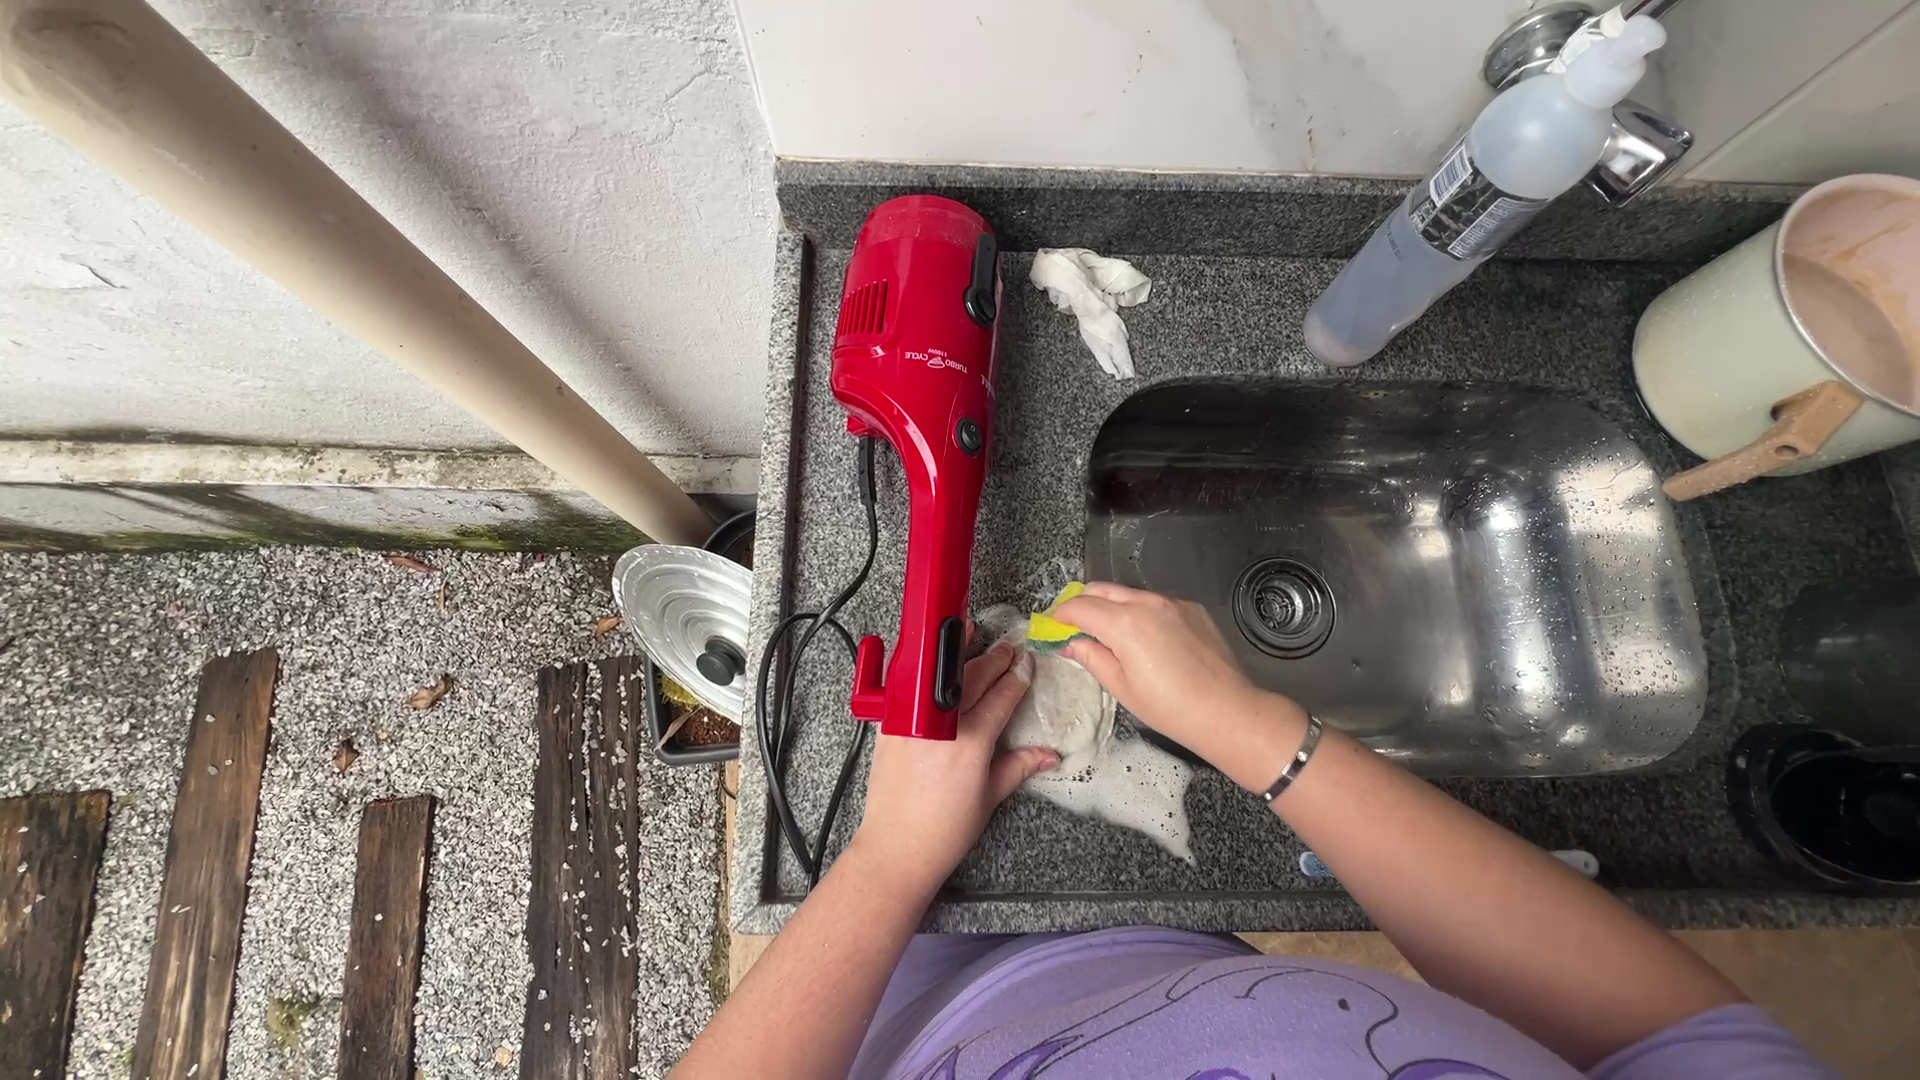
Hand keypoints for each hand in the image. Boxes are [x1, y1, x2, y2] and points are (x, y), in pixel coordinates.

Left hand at [852, 645, 1059, 888]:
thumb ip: (1018, 767)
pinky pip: (908, 685)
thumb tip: (1050, 755)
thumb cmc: (944, 830)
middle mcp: (942, 723)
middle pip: (974, 677)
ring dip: (959, 651)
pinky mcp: (889, 723)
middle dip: (995, 660)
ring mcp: (912, 719)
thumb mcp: (989, 797)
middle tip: (1008, 651)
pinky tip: (931, 655)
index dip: (1018, 677)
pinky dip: (923, 668)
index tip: (1026, 664)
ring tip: (970, 631)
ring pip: (941, 674)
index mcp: (972, 740)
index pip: (1002, 696)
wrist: (897, 846)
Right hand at [1053, 582, 1307, 790]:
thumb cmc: (1170, 708)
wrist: (1228, 711)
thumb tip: (1070, 643)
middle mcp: (1147, 602)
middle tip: (1075, 626)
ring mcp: (1173, 602)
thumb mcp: (1121, 687)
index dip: (1060, 616)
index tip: (1053, 627)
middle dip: (1082, 604)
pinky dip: (1140, 612)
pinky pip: (1155, 602)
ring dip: (1112, 607)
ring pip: (1128, 593)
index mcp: (1124, 623)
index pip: (1079, 607)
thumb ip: (1091, 657)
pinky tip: (1148, 640)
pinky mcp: (1192, 608)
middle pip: (1101, 590)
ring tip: (1111, 635)